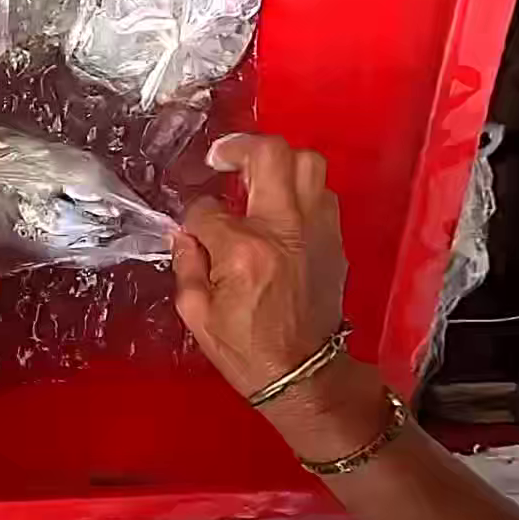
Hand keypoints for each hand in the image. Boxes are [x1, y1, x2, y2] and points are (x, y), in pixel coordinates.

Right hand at [172, 134, 347, 400]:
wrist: (302, 371)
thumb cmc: (240, 346)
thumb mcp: (194, 310)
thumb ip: (186, 262)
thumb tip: (185, 233)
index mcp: (243, 251)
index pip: (209, 209)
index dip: (193, 215)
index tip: (189, 229)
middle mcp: (284, 229)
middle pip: (272, 157)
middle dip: (239, 148)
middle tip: (221, 157)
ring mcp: (316, 231)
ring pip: (308, 164)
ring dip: (276, 161)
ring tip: (252, 174)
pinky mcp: (333, 240)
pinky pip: (320, 193)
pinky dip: (295, 187)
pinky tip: (274, 205)